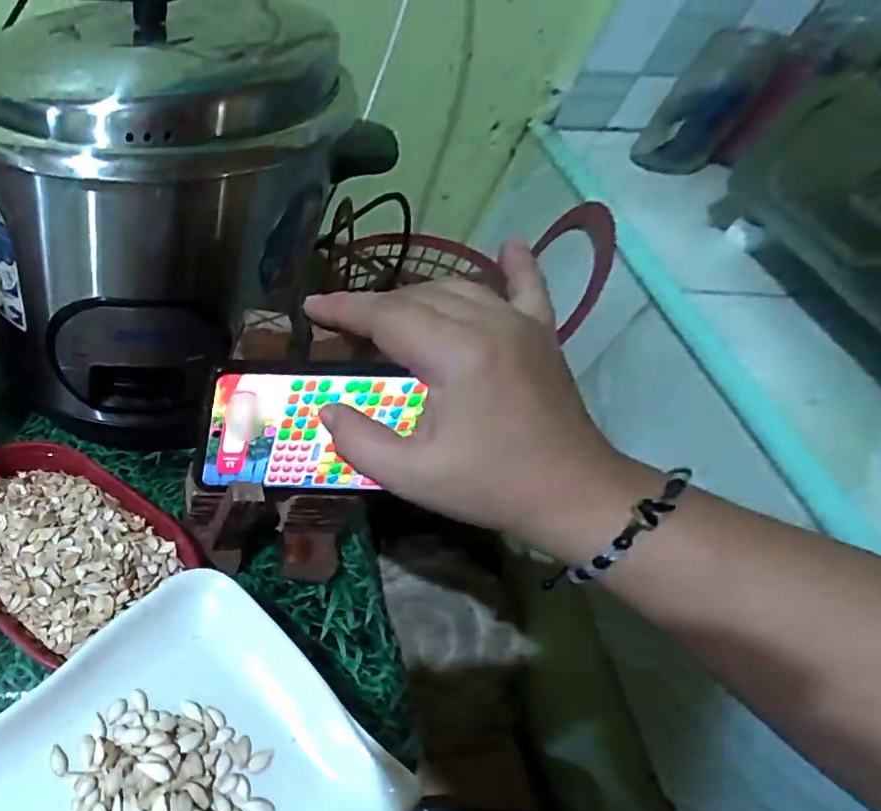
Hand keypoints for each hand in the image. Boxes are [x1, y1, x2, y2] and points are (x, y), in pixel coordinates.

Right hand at [305, 238, 650, 548]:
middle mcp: (491, 326)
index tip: (310, 306)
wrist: (570, 494)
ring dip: (412, 296)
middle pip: (418, 298)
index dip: (344, 309)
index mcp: (456, 356)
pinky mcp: (542, 337)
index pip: (388, 317)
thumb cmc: (484, 485)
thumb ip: (357, 439)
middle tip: (336, 327)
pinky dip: (513, 266)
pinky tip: (507, 246)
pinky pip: (527, 288)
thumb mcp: (405, 474)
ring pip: (457, 289)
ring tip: (380, 315)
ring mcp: (522, 326)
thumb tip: (328, 410)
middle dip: (370, 306)